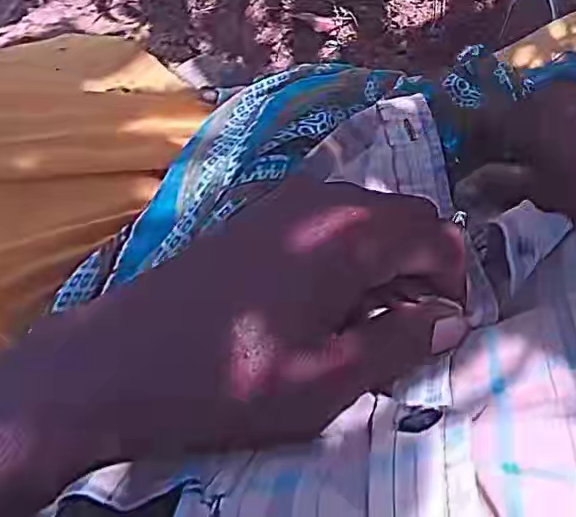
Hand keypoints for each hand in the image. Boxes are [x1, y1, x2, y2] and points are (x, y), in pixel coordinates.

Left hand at [0, 178, 468, 516]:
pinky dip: (357, 252)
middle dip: (426, 267)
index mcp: (350, 231)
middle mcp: (329, 196)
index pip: (437, 235)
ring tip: (374, 323)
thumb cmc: (228, 378)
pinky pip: (338, 219)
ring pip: (374, 217)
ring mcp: (295, 196)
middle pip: (408, 218)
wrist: (120, 357)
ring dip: (391, 261)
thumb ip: (399, 343)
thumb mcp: (325, 380)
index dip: (455, 280)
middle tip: (415, 329)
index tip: (446, 327)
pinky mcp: (271, 208)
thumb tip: (453, 319)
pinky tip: (333, 301)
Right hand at [466, 82, 575, 230]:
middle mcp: (544, 93)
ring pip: (536, 107)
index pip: (484, 121)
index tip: (474, 162)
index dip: (475, 142)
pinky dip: (554, 122)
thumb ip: (502, 182)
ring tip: (538, 158)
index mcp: (526, 115)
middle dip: (503, 134)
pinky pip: (562, 105)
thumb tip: (466, 185)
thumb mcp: (546, 191)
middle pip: (510, 111)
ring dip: (530, 128)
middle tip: (506, 164)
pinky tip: (569, 146)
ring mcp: (573, 90)